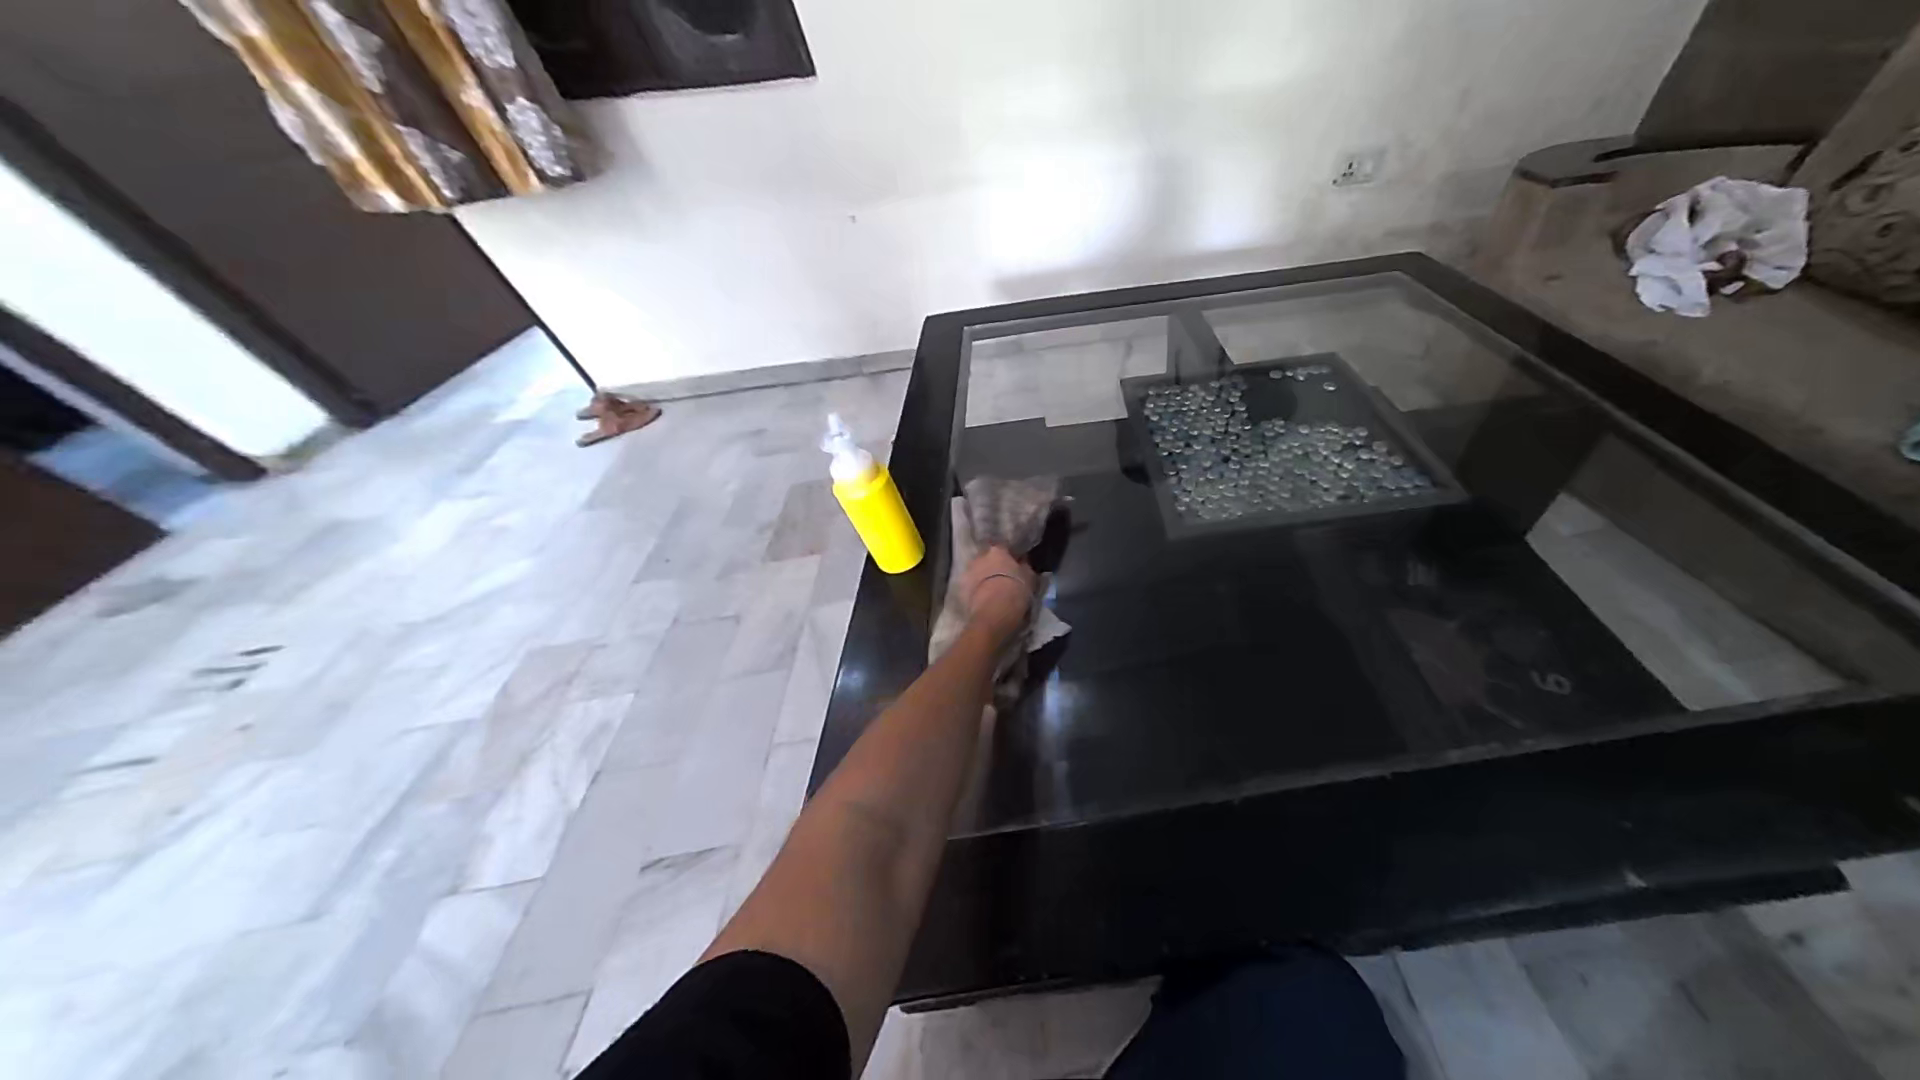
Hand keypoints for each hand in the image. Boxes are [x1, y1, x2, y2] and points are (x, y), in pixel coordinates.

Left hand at [959, 546, 1034, 637]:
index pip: (1004, 548)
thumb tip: (1023, 562)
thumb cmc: (1015, 592)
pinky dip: (975, 589)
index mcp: (998, 551)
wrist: (992, 614)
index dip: (1010, 557)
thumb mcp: (1029, 578)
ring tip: (992, 590)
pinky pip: (970, 585)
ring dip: (983, 577)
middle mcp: (980, 557)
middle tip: (1002, 577)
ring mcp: (968, 572)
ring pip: (977, 571)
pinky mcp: (960, 588)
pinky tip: (983, 598)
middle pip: (987, 558)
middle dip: (993, 566)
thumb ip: (1025, 567)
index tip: (1015, 565)